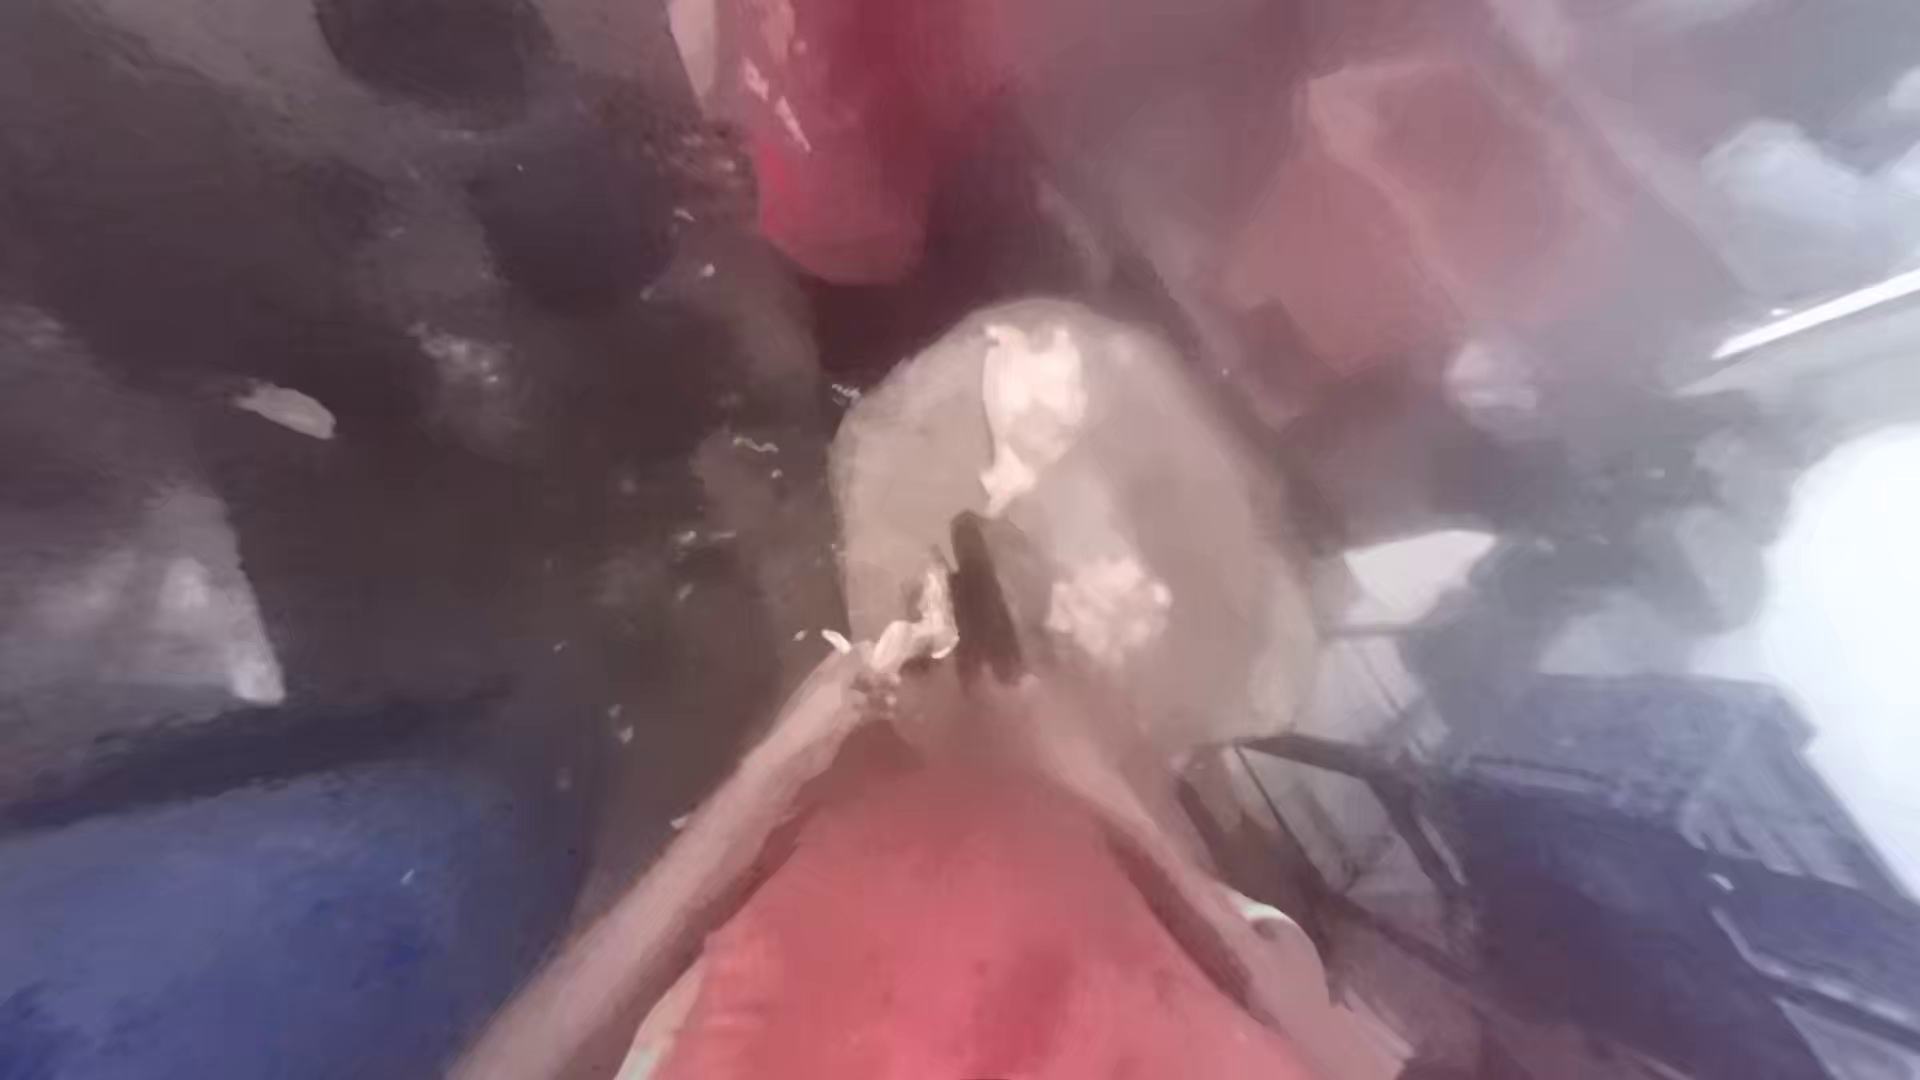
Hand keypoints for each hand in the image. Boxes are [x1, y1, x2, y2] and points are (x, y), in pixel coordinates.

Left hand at [744, 649, 883, 783]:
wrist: (798, 754)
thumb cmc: (817, 713)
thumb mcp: (835, 683)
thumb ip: (852, 662)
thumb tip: (867, 642)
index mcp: (827, 672)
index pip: (848, 655)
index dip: (866, 652)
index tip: (888, 653)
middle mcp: (832, 686)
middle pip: (858, 675)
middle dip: (877, 676)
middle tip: (897, 681)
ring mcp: (838, 707)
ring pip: (863, 695)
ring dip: (879, 695)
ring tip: (896, 699)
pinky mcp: (843, 726)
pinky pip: (864, 714)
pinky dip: (877, 712)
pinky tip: (891, 713)